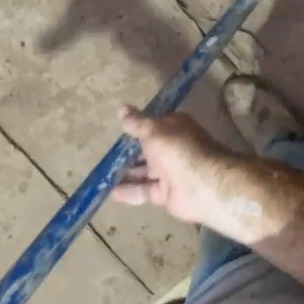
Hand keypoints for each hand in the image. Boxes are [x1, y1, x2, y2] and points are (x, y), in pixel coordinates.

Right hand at [111, 107, 239, 226]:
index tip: (117, 131)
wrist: (202, 184)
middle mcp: (171, 148)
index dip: (135, 128)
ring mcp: (169, 172)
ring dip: (125, 173)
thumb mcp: (153, 130)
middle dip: (127, 153)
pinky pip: (143, 191)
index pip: (152, 126)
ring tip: (101, 174)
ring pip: (143, 171)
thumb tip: (122, 109)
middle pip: (146, 150)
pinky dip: (128, 191)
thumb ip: (137, 123)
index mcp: (173, 128)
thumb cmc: (177, 149)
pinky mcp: (165, 194)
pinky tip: (110, 191)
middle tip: (104, 155)